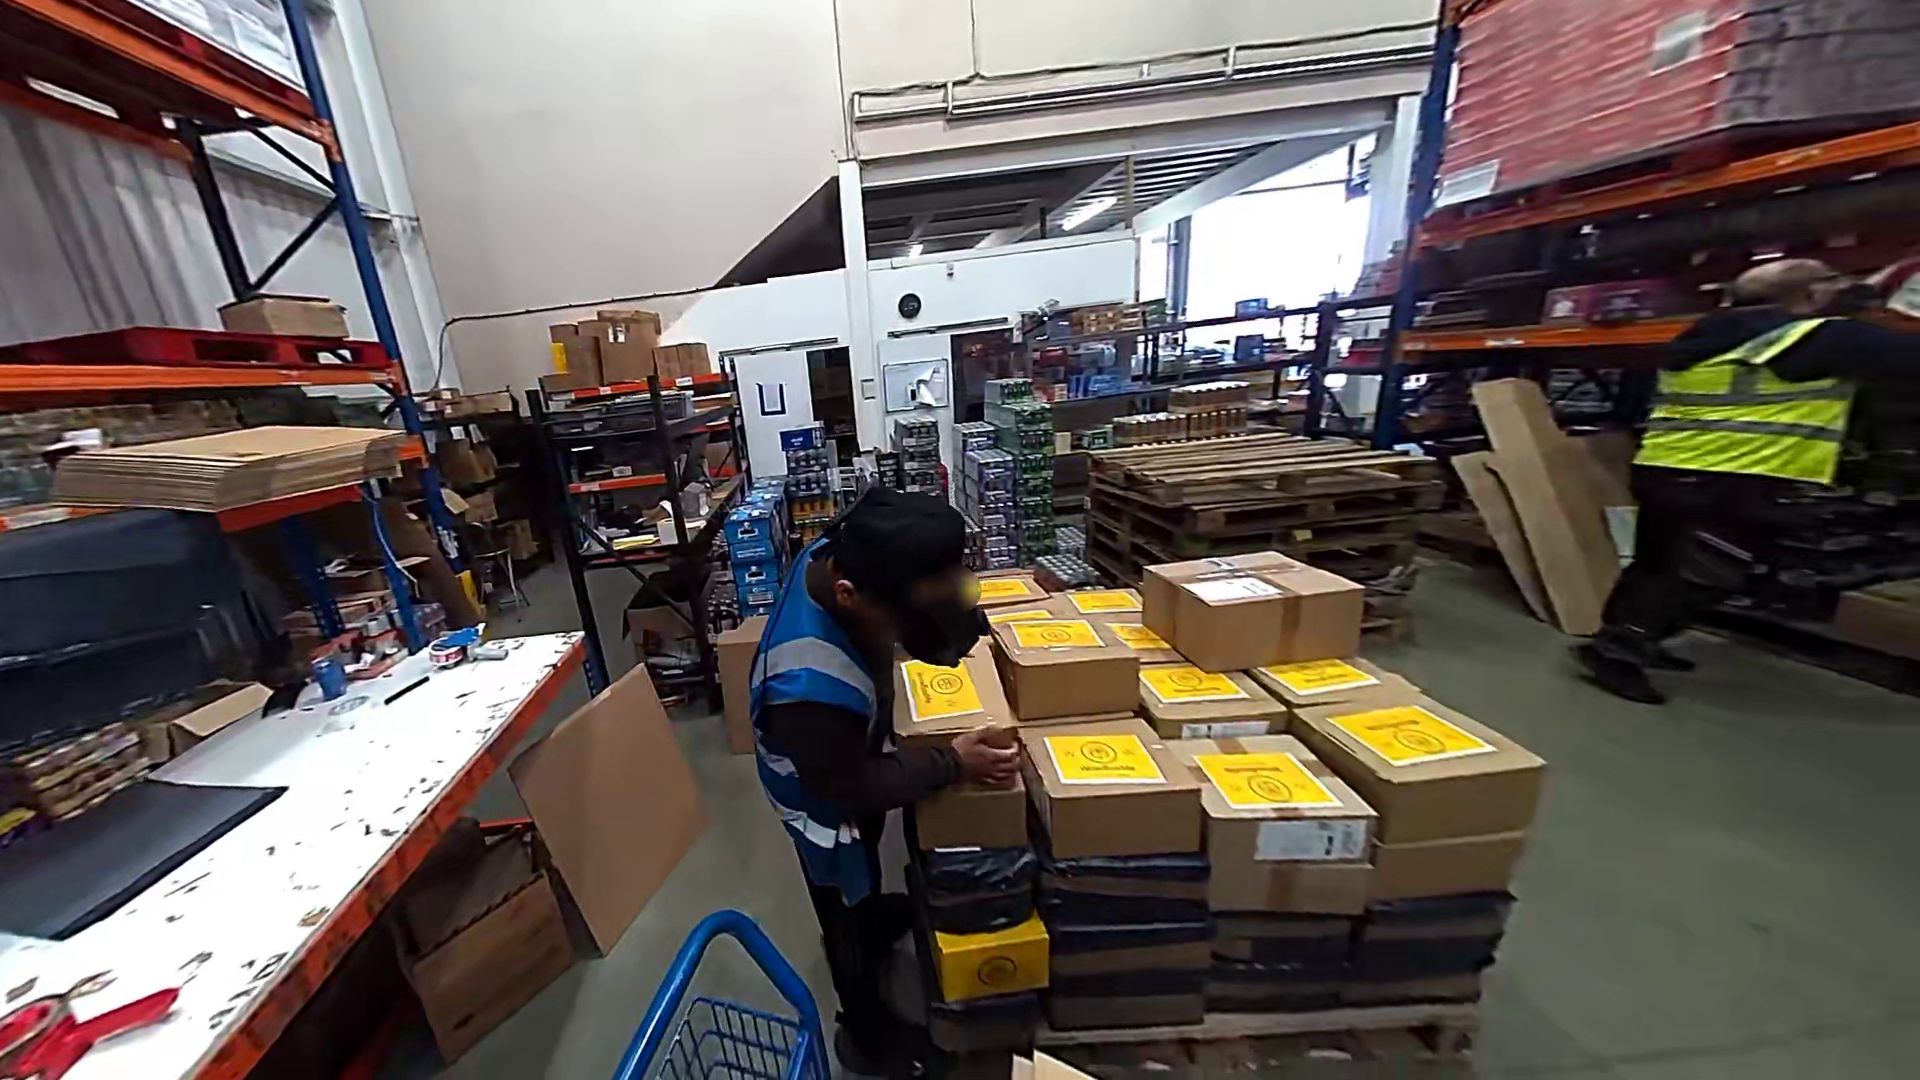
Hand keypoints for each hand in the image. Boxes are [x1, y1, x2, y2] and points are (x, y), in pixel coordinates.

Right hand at [952, 728, 1019, 786]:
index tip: (1015, 744)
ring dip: (1013, 771)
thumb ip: (985, 732)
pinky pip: (996, 782)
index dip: (1015, 749)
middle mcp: (993, 767)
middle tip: (1018, 755)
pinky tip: (1002, 777)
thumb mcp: (972, 736)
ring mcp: (987, 776)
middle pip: (1012, 767)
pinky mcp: (981, 781)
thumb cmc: (960, 750)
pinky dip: (1003, 780)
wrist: (948, 765)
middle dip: (1017, 761)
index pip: (1011, 754)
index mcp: (992, 756)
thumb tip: (996, 728)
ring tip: (1014, 767)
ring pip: (1006, 776)